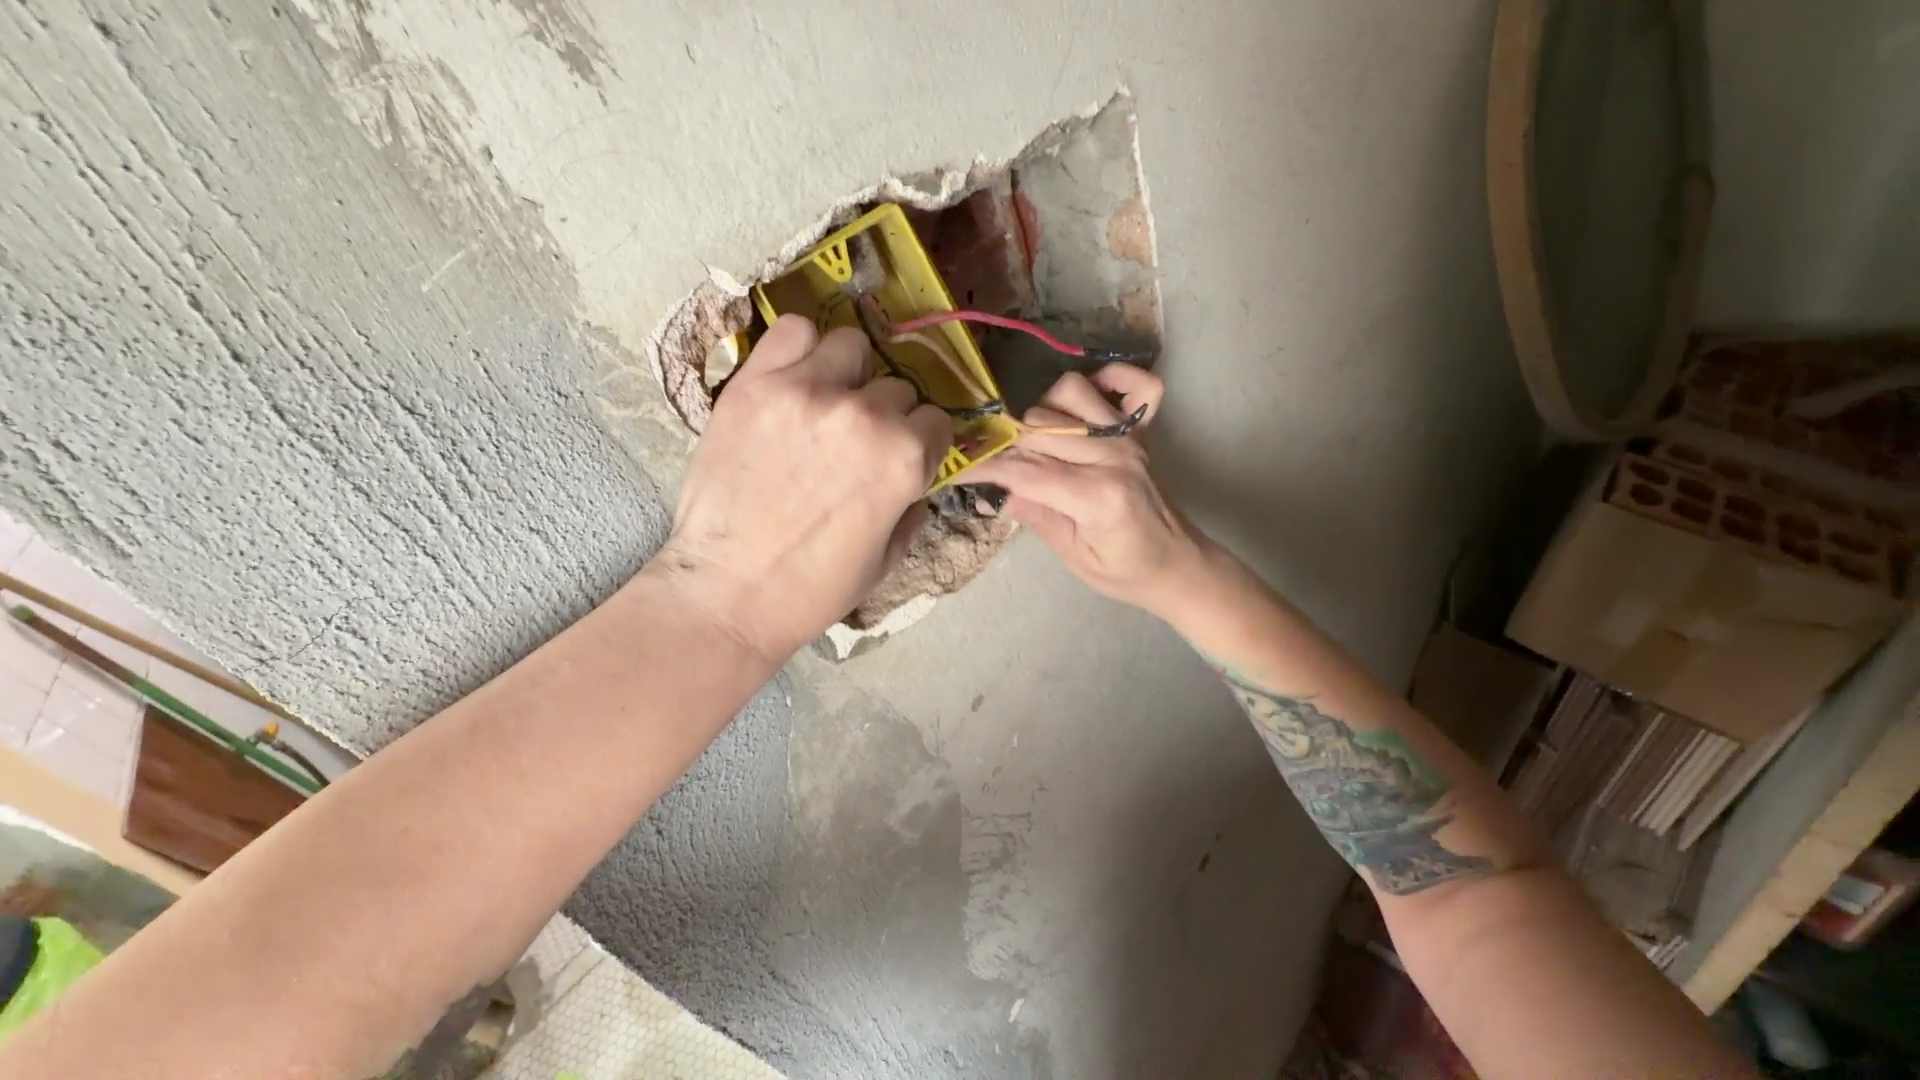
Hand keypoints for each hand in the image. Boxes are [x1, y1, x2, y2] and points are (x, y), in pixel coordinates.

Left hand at [652, 315, 951, 661]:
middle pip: (896, 388)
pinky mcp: (754, 384)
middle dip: (885, 416)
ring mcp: (806, 391)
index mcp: (905, 457)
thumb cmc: (814, 588)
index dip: (921, 443)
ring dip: (848, 374)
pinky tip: (793, 380)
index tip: (900, 460)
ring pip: (851, 347)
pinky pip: (794, 330)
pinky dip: (800, 349)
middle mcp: (864, 414)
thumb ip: (913, 504)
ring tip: (824, 406)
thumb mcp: (890, 557)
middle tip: (854, 445)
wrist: (729, 591)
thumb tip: (916, 476)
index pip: (936, 420)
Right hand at [964, 364, 1206, 613]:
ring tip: (1038, 442)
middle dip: (1008, 444)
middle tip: (995, 466)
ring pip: (1070, 392)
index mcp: (1097, 496)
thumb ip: (1037, 517)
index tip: (957, 468)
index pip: (1027, 471)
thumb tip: (992, 493)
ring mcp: (1128, 437)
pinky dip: (1109, 378)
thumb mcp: (1075, 557)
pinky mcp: (1140, 430)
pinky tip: (1086, 400)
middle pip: (1040, 426)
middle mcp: (1113, 455)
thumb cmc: (1125, 571)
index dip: (987, 467)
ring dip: (1044, 411)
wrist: (1179, 564)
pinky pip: (1134, 382)